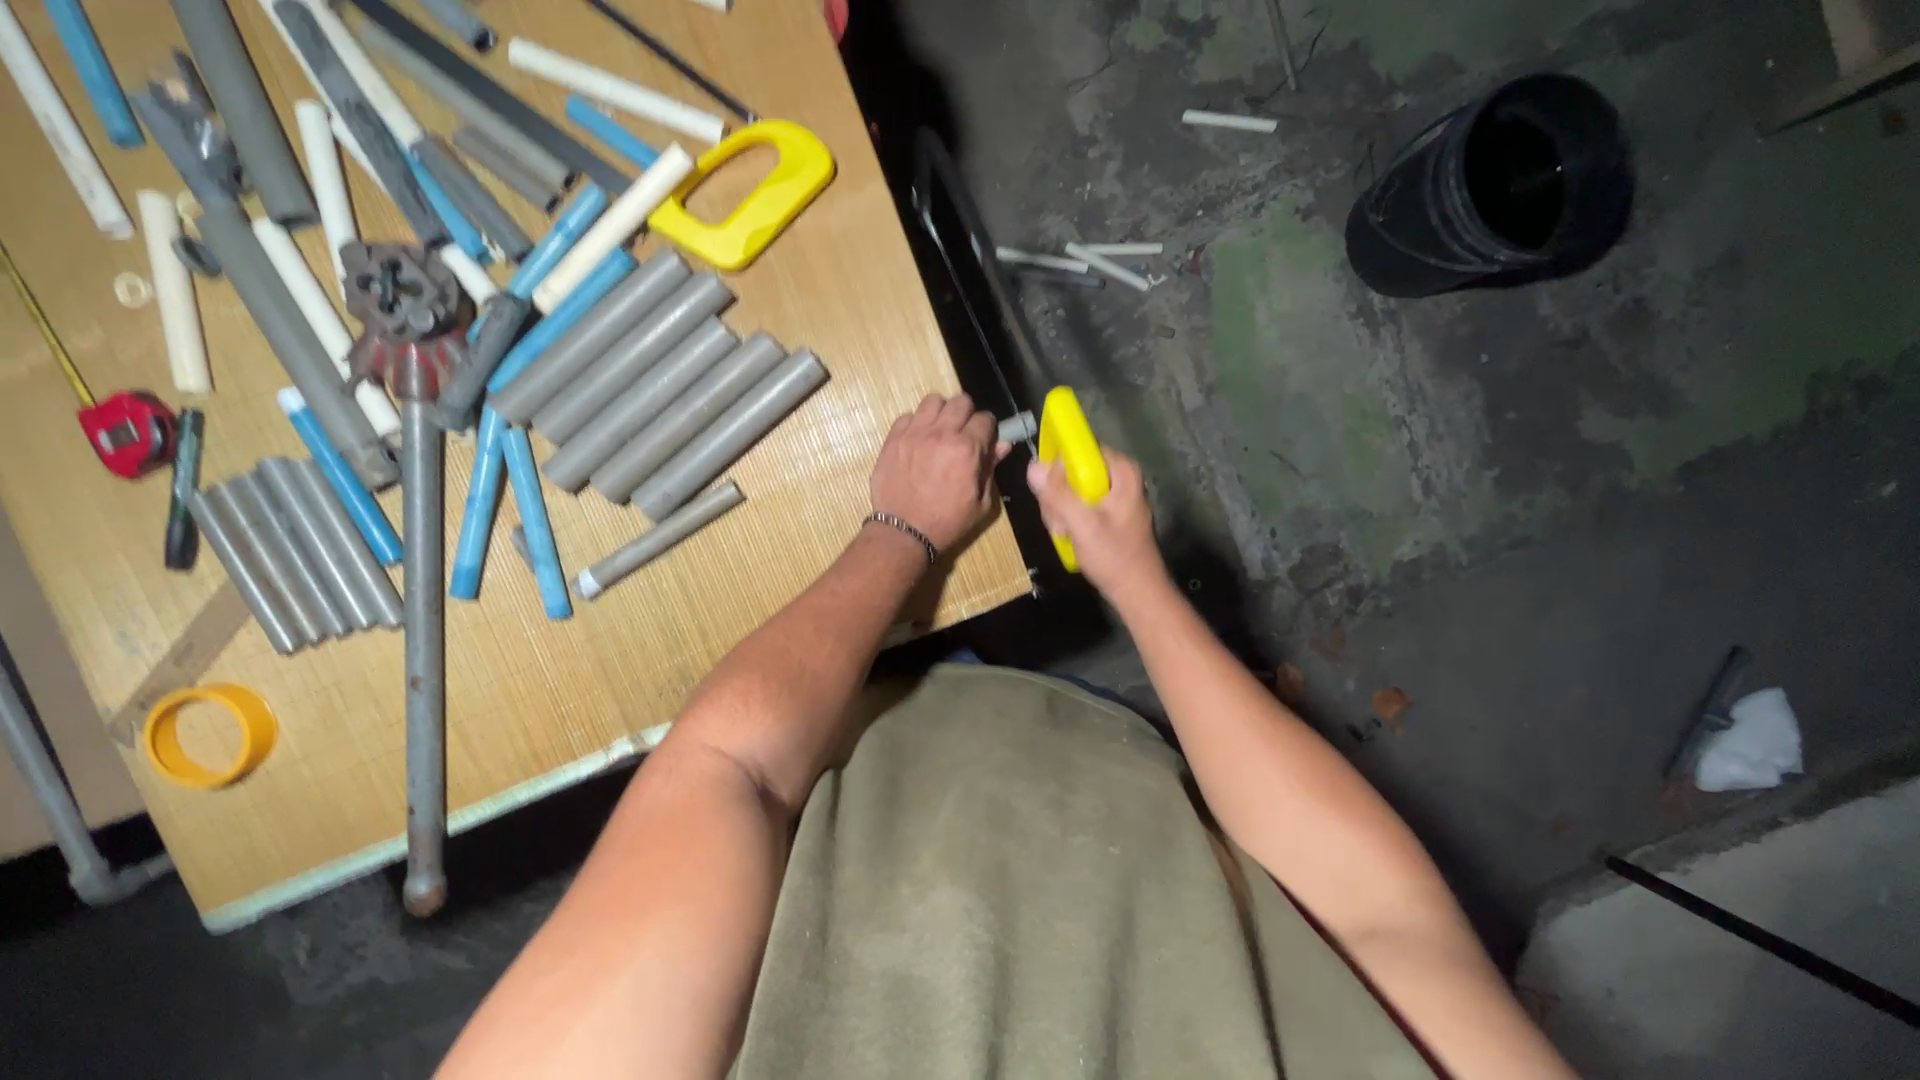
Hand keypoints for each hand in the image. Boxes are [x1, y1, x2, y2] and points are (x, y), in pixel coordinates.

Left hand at [870, 393, 1009, 552]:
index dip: (988, 429)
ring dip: (941, 412)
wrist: (904, 532)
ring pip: (933, 401)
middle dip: (967, 414)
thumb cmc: (947, 522)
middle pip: (961, 401)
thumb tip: (1003, 445)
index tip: (984, 439)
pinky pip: (908, 416)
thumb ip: (991, 469)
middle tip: (963, 432)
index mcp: (967, 448)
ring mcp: (914, 433)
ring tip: (940, 430)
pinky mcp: (893, 439)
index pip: (985, 419)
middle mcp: (941, 433)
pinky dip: (916, 423)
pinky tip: (918, 440)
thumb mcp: (981, 503)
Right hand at [1026, 448, 1166, 601]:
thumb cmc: (1114, 557)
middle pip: (1071, 470)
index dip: (1060, 471)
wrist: (1136, 591)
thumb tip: (1033, 466)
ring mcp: (1114, 493)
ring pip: (1070, 488)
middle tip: (1061, 523)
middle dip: (1058, 497)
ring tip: (1066, 533)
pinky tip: (1070, 536)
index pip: (1078, 450)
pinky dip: (1068, 519)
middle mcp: (1119, 475)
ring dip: (1060, 511)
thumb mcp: (1083, 525)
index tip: (1053, 497)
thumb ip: (1058, 495)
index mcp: (1121, 470)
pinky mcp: (1108, 510)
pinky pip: (1077, 502)